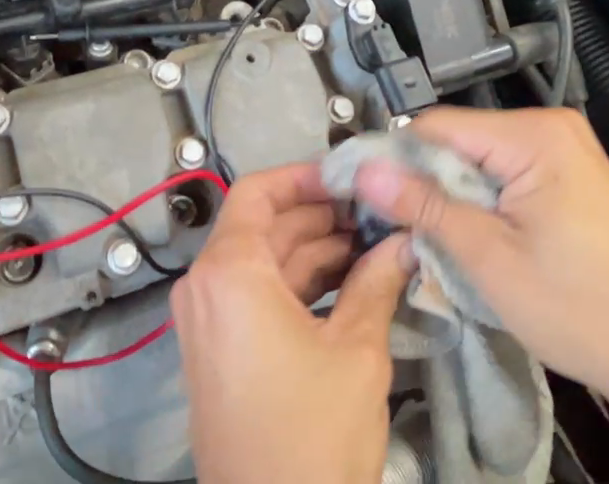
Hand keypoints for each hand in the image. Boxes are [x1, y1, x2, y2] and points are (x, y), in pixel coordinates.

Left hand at [172, 162, 413, 483]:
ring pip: (264, 262)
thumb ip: (376, 284)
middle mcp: (205, 285)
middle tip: (378, 214)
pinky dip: (299, 285)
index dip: (305, 177)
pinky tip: (351, 284)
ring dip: (315, 251)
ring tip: (376, 246)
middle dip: (321, 217)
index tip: (350, 179)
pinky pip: (257, 296)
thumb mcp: (355, 351)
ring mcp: (208, 319)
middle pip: (263, 225)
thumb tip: (403, 242)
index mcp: (228, 271)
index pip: (258, 192)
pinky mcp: (218, 349)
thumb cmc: (311, 431)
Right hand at [352, 106, 608, 406]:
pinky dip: (482, 201)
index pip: (435, 125)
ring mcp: (566, 151)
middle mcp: (552, 128)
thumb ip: (423, 206)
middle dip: (425, 180)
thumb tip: (363, 171)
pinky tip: (477, 237)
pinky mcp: (571, 175)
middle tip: (399, 226)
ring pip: (478, 159)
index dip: (394, 158)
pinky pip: (505, 173)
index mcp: (535, 136)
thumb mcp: (488, 258)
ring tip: (436, 237)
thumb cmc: (581, 310)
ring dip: (452, 195)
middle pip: (457, 140)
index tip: (364, 195)